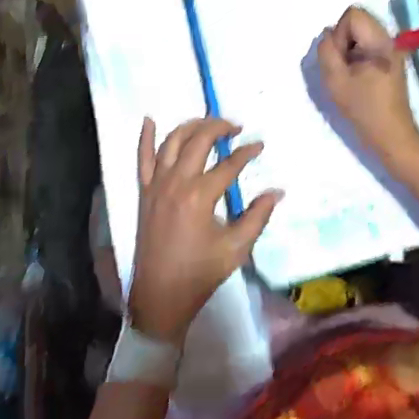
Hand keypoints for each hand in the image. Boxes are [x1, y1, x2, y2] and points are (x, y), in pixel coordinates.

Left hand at [128, 118, 280, 344]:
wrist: (160, 298)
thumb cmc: (200, 274)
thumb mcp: (236, 248)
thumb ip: (257, 216)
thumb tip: (277, 191)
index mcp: (200, 196)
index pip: (229, 163)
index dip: (247, 151)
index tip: (260, 145)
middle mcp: (176, 183)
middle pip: (199, 140)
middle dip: (220, 127)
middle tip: (236, 127)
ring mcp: (156, 186)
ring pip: (172, 141)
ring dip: (191, 126)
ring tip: (209, 123)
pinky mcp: (144, 193)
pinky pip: (142, 159)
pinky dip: (145, 137)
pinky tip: (150, 119)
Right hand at [315, 6, 418, 160]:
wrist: (392, 134)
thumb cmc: (364, 109)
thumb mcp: (335, 80)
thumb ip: (327, 51)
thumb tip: (329, 34)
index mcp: (380, 41)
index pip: (353, 14)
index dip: (340, 34)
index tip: (342, 59)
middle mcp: (390, 40)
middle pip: (359, 21)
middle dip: (344, 40)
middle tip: (344, 68)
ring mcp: (393, 50)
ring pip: (362, 33)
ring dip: (350, 49)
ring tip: (351, 75)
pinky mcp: (392, 60)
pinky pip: (369, 45)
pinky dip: (359, 56)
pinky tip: (359, 78)